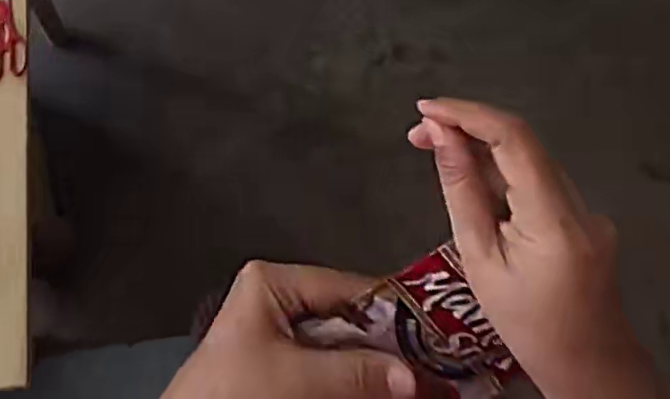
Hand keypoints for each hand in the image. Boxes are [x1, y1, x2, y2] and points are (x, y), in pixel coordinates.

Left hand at [162, 261, 415, 398]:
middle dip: (388, 347)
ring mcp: (281, 336)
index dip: (390, 309)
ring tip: (424, 384)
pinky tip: (387, 393)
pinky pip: (330, 371)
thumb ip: (354, 373)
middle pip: (346, 319)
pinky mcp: (284, 369)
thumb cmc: (234, 391)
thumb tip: (411, 375)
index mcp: (272, 282)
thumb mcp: (298, 379)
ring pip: (343, 349)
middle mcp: (278, 300)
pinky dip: (357, 385)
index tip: (434, 332)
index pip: (342, 286)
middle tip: (435, 367)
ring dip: (378, 369)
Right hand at [409, 99, 665, 398]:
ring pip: (524, 154)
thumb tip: (439, 132)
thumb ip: (460, 188)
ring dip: (476, 142)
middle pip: (518, 140)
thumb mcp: (479, 257)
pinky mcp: (581, 215)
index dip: (465, 112)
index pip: (512, 137)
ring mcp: (586, 209)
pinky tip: (467, 175)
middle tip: (418, 133)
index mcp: (555, 220)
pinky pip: (532, 174)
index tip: (424, 109)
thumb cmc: (529, 328)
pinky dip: (495, 165)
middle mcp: (579, 205)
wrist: (596, 377)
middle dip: (464, 125)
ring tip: (431, 146)